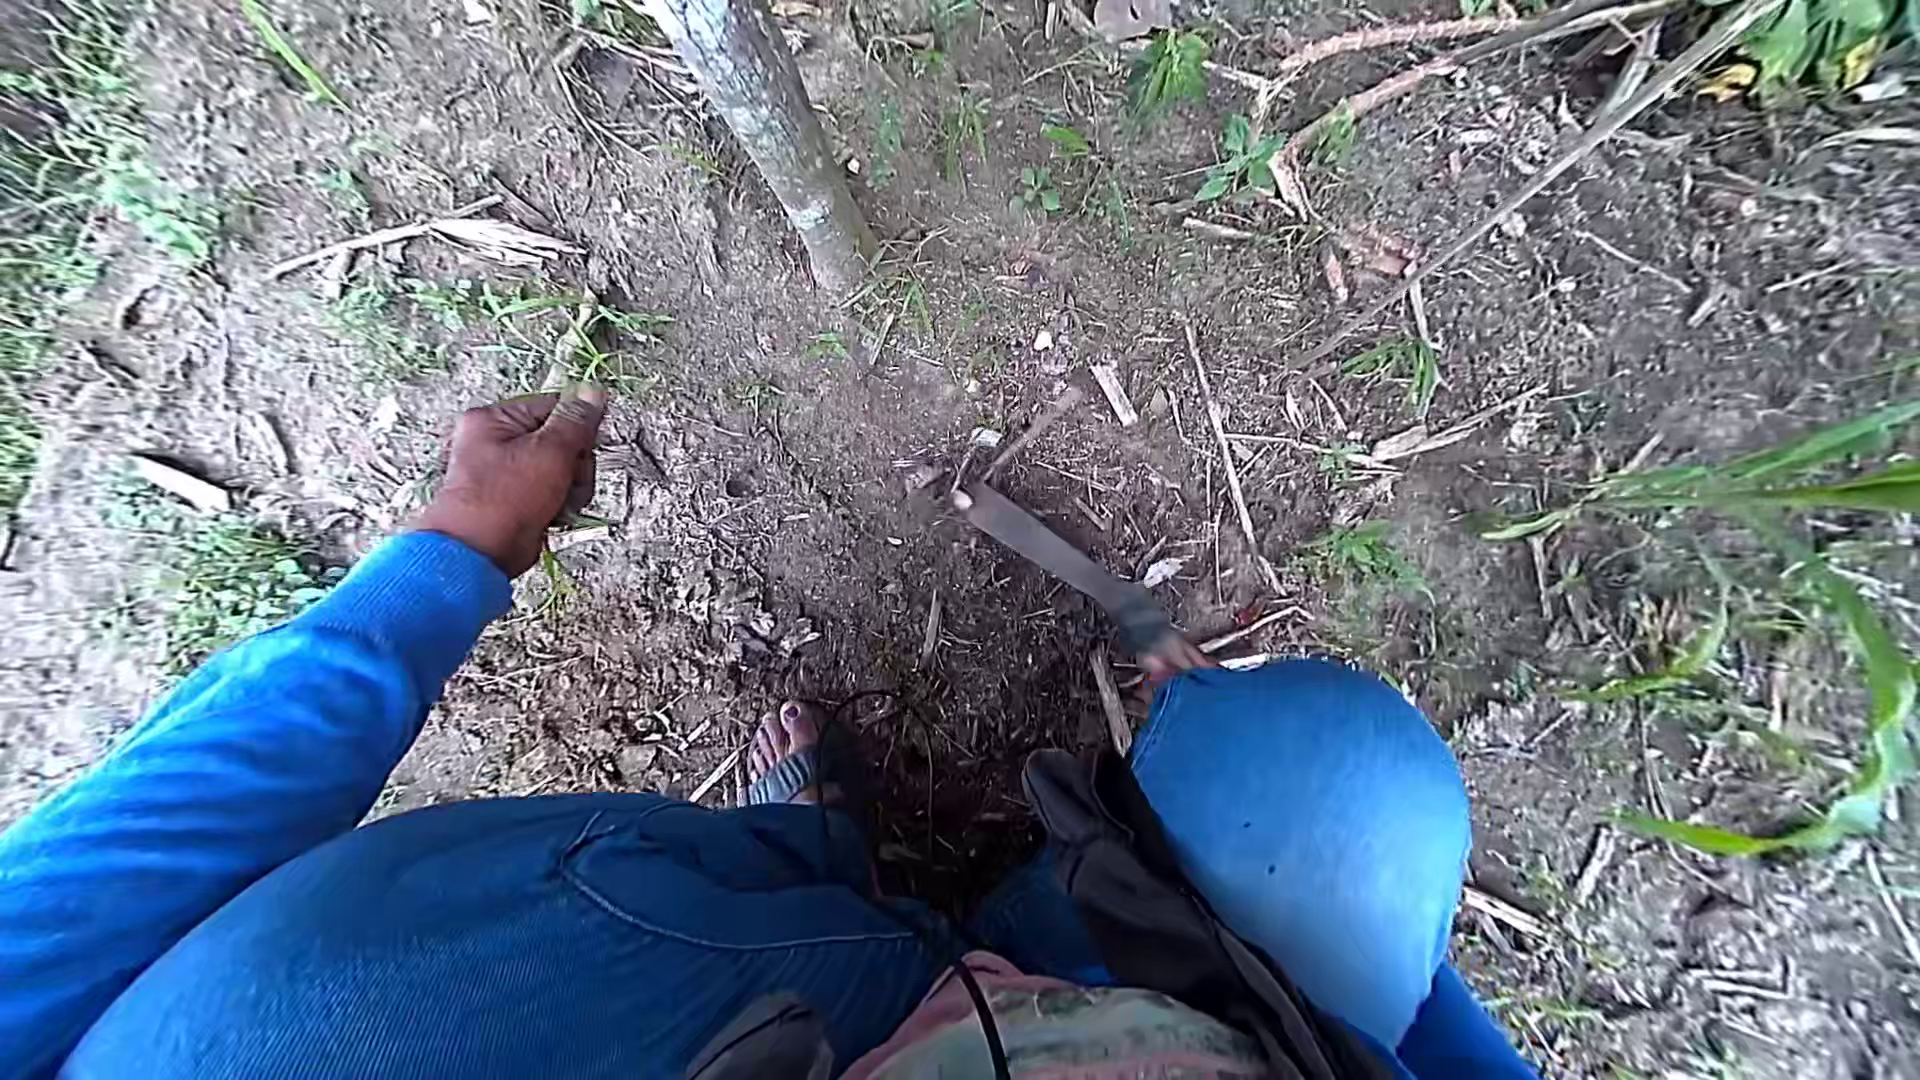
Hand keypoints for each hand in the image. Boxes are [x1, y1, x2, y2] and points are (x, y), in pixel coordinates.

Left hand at [415, 388, 607, 576]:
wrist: (481, 550)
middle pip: (564, 440)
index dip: (578, 430)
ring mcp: (509, 470)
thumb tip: (594, 392)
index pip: (556, 408)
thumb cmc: (506, 498)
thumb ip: (576, 421)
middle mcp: (499, 441)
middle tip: (565, 479)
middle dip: (576, 465)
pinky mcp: (520, 495)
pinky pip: (557, 489)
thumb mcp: (550, 451)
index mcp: (495, 419)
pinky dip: (562, 502)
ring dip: (573, 487)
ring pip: (565, 468)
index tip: (581, 448)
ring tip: (558, 501)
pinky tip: (554, 512)